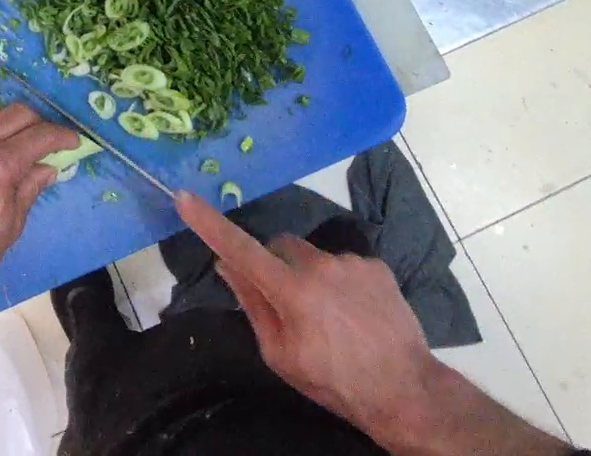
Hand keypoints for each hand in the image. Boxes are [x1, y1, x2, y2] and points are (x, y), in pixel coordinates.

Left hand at [0, 105, 78, 299]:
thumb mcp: (12, 223)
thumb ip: (31, 188)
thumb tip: (48, 167)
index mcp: (0, 164)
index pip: (41, 135)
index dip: (63, 136)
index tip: (74, 142)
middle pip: (18, 113)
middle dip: (40, 124)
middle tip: (49, 142)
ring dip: (9, 122)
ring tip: (16, 143)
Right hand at [177, 192, 568, 454]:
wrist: (406, 392)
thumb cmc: (334, 382)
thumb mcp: (281, 355)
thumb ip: (252, 304)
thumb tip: (226, 265)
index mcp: (291, 291)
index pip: (239, 249)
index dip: (209, 223)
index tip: (184, 197)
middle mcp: (319, 265)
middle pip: (279, 247)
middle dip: (275, 266)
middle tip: (287, 305)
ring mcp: (351, 262)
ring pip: (313, 256)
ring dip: (310, 276)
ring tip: (330, 318)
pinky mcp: (376, 265)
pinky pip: (344, 265)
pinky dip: (340, 282)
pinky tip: (354, 314)